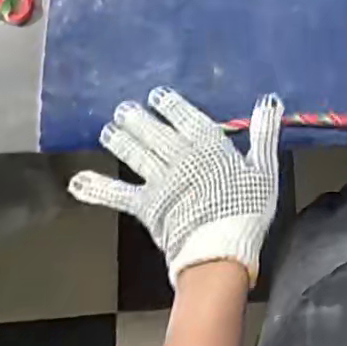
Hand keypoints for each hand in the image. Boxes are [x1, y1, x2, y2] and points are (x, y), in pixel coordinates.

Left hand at [68, 87, 281, 284]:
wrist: (221, 250)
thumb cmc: (248, 209)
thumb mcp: (264, 169)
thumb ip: (264, 133)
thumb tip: (269, 100)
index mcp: (207, 143)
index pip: (184, 116)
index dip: (169, 104)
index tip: (157, 95)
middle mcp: (179, 155)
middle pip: (154, 131)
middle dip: (137, 118)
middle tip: (124, 108)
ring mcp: (159, 180)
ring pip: (135, 153)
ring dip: (120, 140)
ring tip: (107, 129)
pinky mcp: (146, 205)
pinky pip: (117, 194)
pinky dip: (97, 188)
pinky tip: (77, 181)